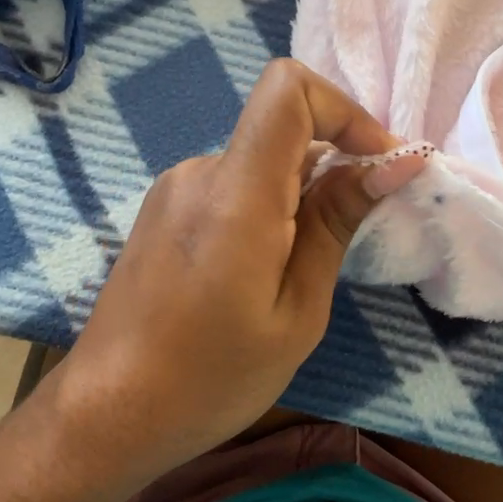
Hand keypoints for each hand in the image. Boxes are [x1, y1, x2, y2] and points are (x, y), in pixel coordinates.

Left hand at [44, 59, 426, 480]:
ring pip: (258, 162)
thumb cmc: (212, 378)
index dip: (344, 109)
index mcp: (235, 192)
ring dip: (298, 194)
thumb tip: (393, 164)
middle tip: (354, 233)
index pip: (288, 90)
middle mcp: (198, 172)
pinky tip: (259, 272)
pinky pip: (230, 185)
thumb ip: (337, 223)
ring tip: (299, 272)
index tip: (377, 163)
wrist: (109, 410)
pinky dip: (266, 208)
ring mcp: (174, 188)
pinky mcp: (163, 209)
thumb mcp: (296, 310)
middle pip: (279, 128)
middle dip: (331, 165)